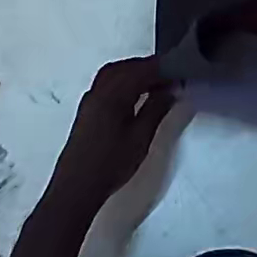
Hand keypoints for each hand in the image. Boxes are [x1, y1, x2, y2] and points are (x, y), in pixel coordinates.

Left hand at [43, 56, 175, 222]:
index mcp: (113, 93)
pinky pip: (107, 82)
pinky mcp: (87, 109)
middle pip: (126, 67)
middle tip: (170, 75)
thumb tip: (171, 88)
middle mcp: (99, 90)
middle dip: (148, 67)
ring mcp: (90, 99)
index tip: (180, 70)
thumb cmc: (111, 164)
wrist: (75, 189)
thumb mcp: (141, 137)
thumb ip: (157, 108)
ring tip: (155, 83)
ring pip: (114, 73)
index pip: (142, 70)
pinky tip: (134, 94)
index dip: (162, 68)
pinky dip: (123, 80)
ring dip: (134, 72)